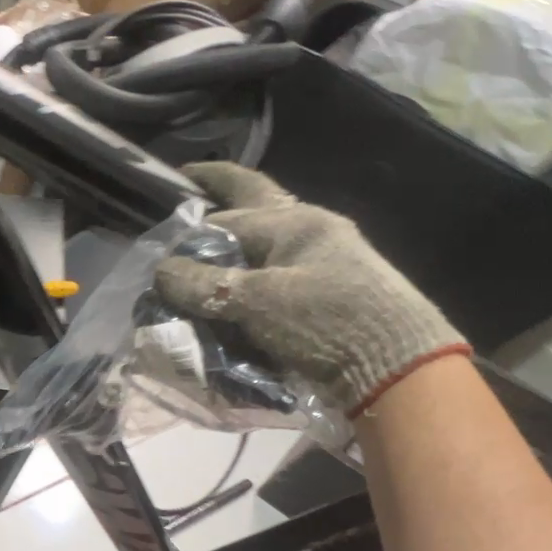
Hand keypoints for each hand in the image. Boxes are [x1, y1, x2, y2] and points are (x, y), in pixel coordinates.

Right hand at [153, 162, 468, 416]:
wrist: (394, 366)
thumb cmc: (325, 322)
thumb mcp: (256, 302)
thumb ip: (203, 284)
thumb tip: (160, 271)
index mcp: (294, 222)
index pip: (224, 217)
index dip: (186, 233)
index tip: (157, 252)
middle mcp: (306, 230)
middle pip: (252, 201)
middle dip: (218, 192)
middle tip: (183, 184)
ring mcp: (317, 258)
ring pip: (259, 237)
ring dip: (227, 240)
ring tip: (194, 250)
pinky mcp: (319, 289)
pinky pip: (269, 269)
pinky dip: (242, 273)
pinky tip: (225, 285)